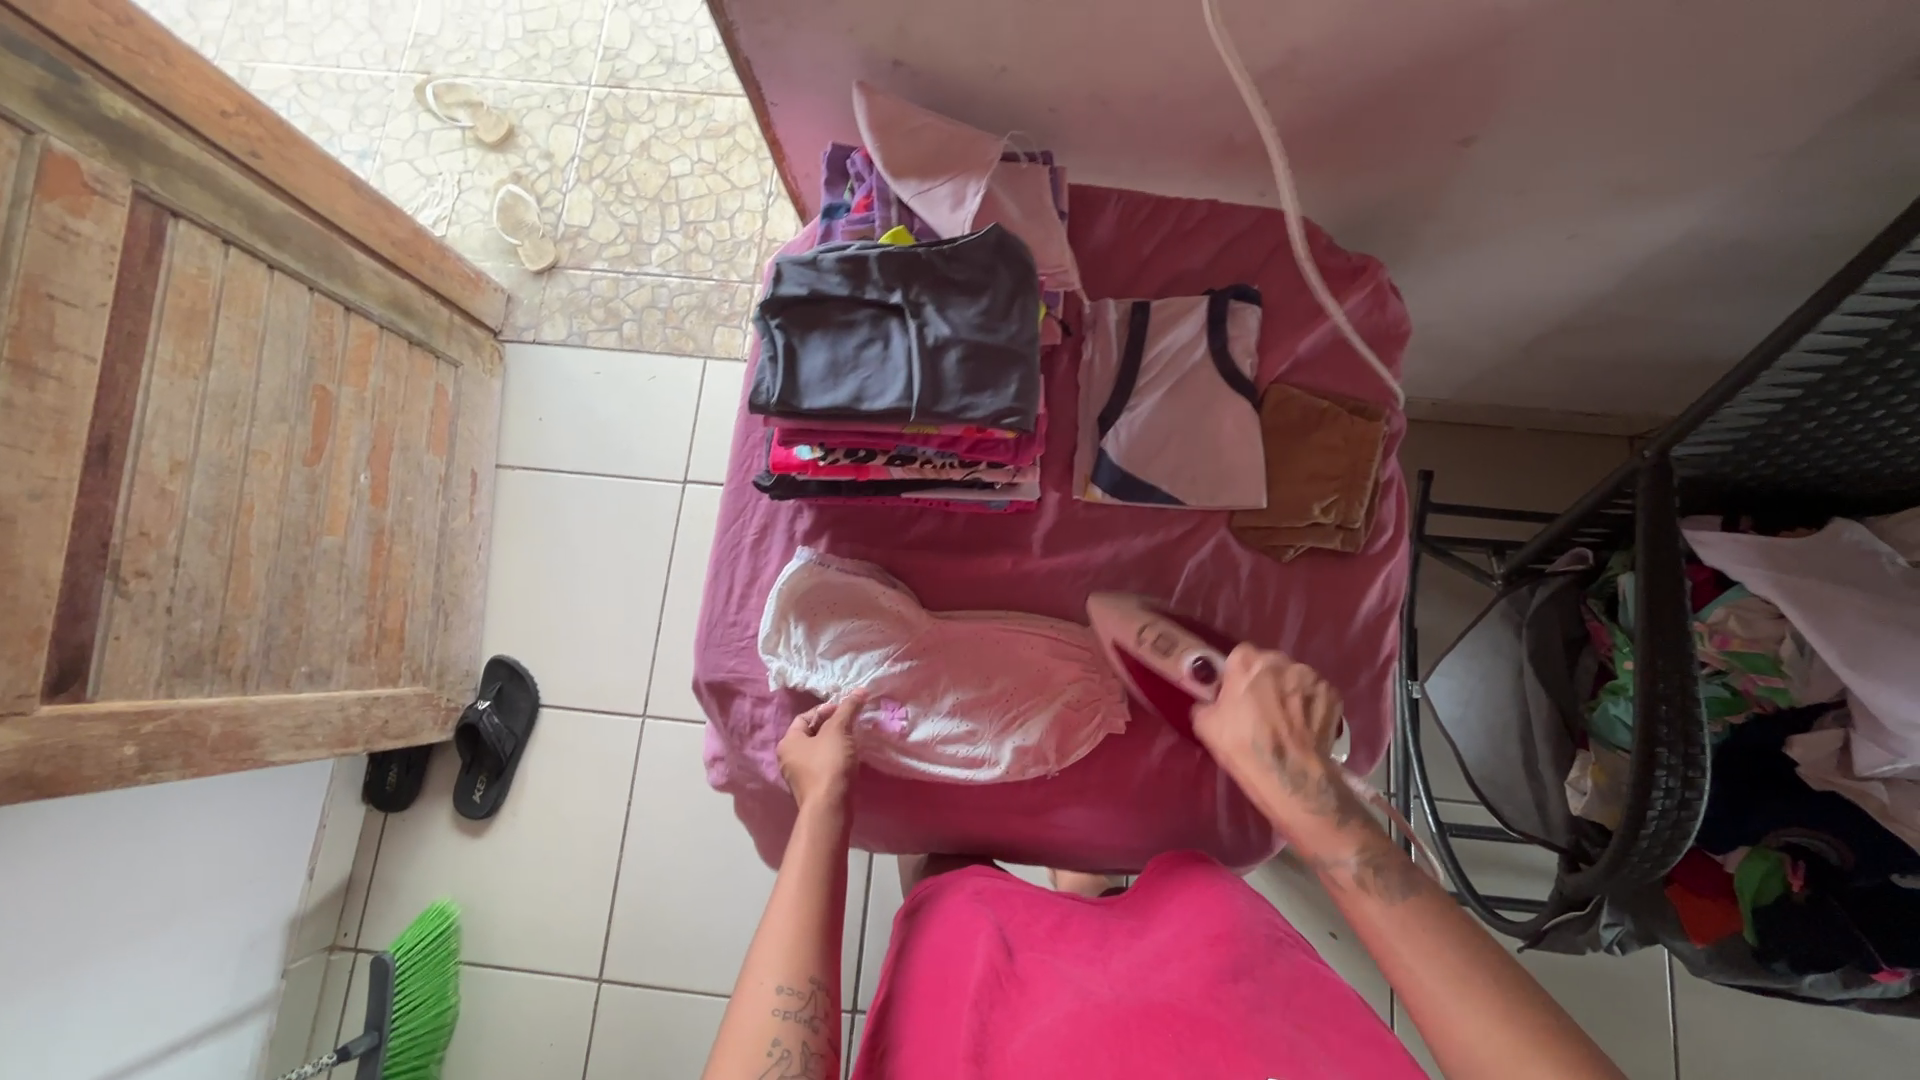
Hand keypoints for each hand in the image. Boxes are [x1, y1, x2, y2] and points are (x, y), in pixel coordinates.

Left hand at [778, 690, 863, 810]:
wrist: (830, 807)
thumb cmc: (829, 764)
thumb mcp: (838, 731)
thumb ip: (848, 709)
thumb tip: (860, 690)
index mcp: (788, 742)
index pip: (805, 716)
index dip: (826, 710)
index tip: (846, 711)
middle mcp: (788, 758)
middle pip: (812, 733)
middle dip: (833, 726)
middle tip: (852, 723)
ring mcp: (799, 776)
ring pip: (819, 751)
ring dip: (836, 743)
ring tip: (854, 739)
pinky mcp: (813, 788)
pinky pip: (824, 766)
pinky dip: (836, 759)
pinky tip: (850, 759)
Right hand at [1191, 645, 1345, 818]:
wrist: (1290, 775)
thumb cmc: (1242, 746)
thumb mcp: (1204, 725)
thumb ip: (1206, 703)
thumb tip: (1211, 703)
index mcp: (1246, 662)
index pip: (1240, 656)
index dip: (1238, 674)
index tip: (1237, 693)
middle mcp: (1280, 661)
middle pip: (1270, 664)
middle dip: (1266, 680)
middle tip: (1262, 708)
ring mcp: (1310, 676)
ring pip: (1295, 678)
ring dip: (1290, 691)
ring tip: (1287, 720)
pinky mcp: (1333, 694)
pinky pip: (1316, 694)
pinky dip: (1311, 705)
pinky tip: (1306, 726)